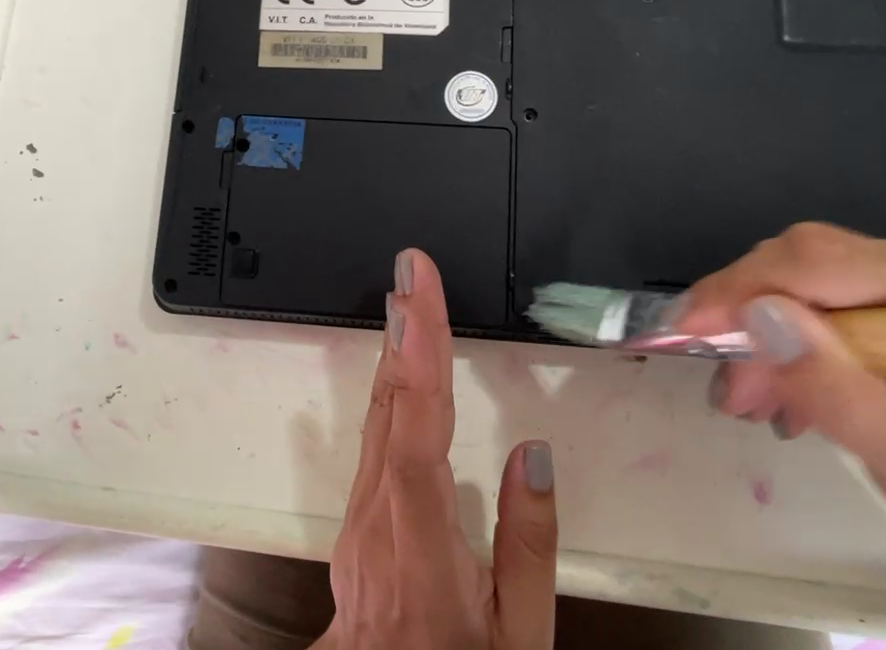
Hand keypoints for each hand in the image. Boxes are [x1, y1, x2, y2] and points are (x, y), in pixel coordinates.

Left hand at [313, 249, 558, 649]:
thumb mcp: (521, 633)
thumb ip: (529, 544)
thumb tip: (531, 453)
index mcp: (425, 555)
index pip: (415, 442)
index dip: (416, 364)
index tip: (417, 302)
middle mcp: (379, 524)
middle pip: (387, 415)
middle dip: (402, 333)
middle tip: (411, 271)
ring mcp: (357, 518)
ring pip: (375, 419)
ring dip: (393, 351)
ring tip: (409, 295)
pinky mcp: (354, 514)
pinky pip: (372, 436)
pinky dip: (389, 385)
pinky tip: (397, 356)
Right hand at [671, 224, 885, 648]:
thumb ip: (842, 392)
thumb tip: (760, 318)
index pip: (832, 262)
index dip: (748, 287)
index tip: (686, 331)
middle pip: (812, 258)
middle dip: (749, 315)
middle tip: (731, 393)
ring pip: (806, 269)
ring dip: (762, 327)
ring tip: (755, 397)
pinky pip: (821, 285)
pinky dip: (787, 329)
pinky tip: (787, 377)